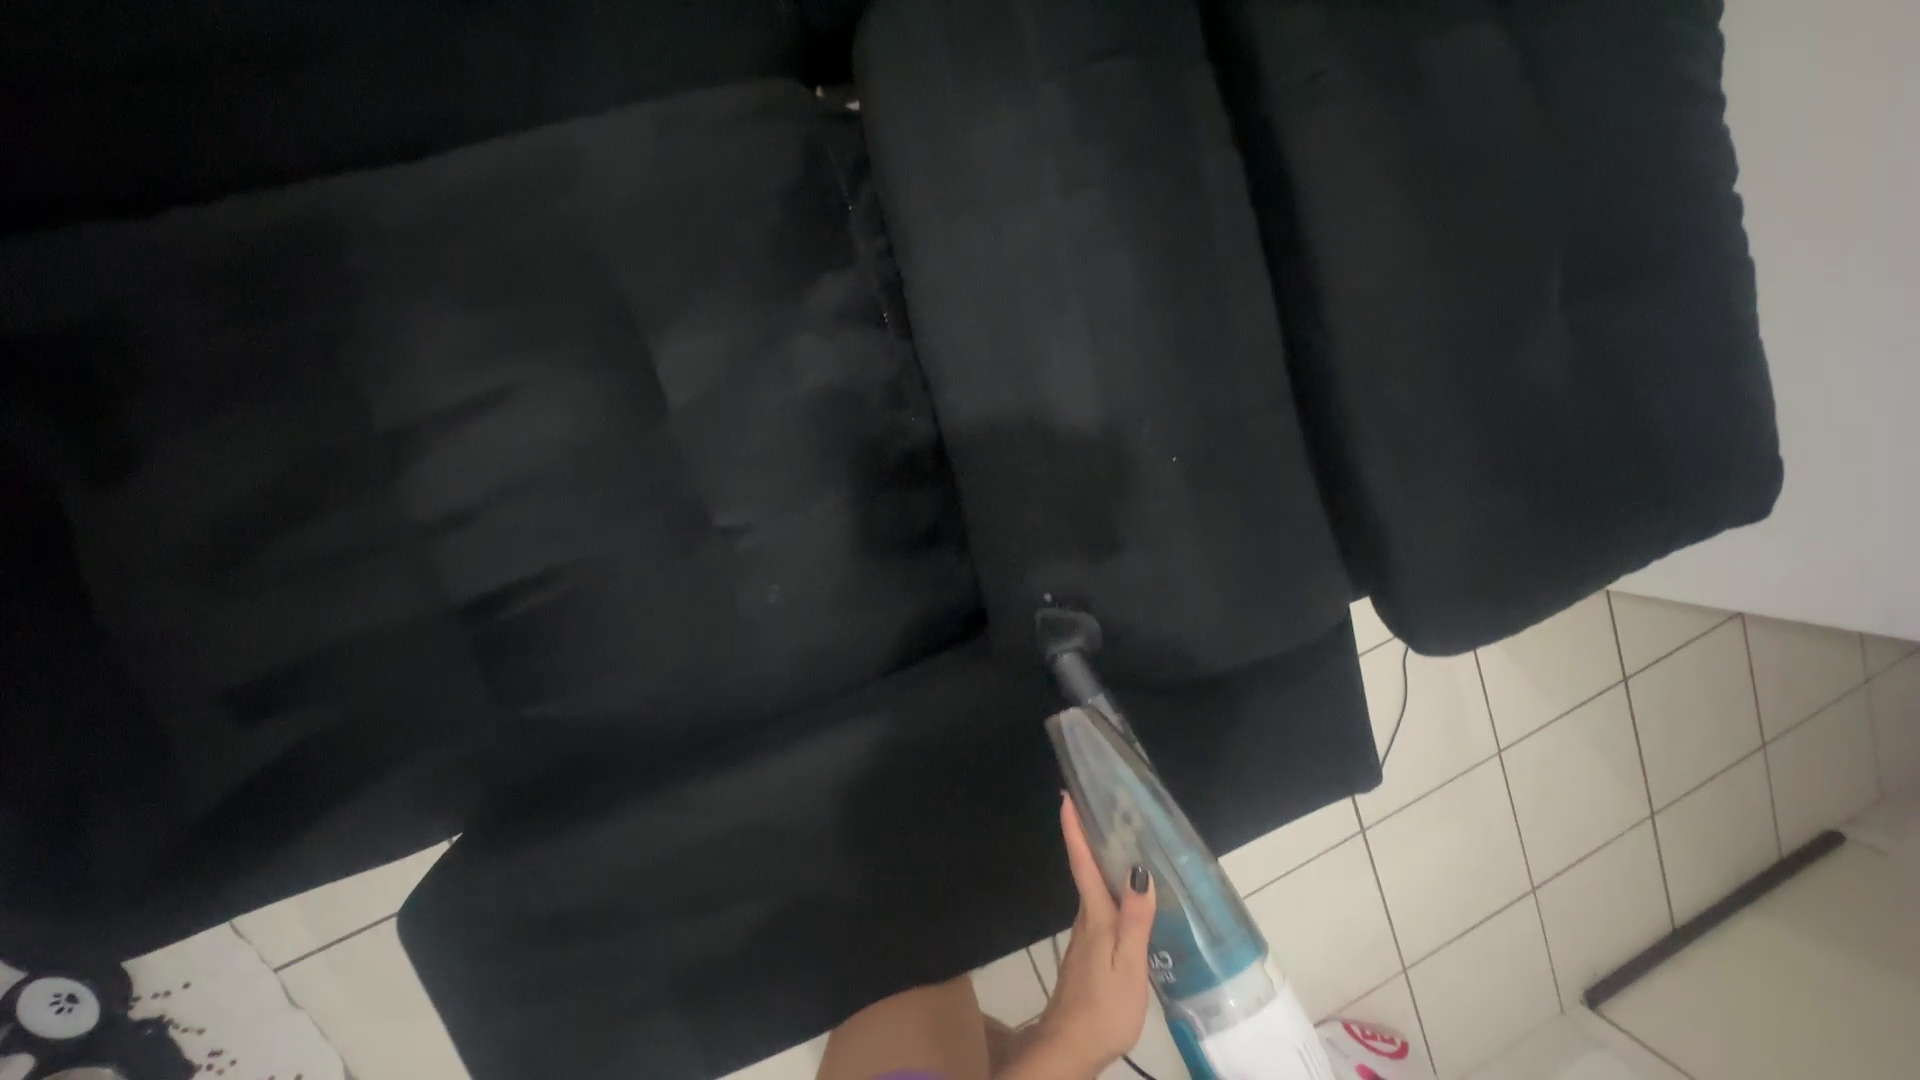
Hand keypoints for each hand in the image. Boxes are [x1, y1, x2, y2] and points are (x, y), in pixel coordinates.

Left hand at [1025, 794, 1157, 1077]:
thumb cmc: (1103, 1006)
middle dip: (1090, 837)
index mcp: (1096, 916)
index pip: (1082, 864)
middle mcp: (1087, 919)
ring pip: (1094, 891)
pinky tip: (1127, 899)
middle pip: (1086, 870)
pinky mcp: (1090, 954)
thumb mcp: (1129, 965)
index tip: (1066, 797)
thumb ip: (1135, 920)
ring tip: (1122, 843)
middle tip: (1102, 807)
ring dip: (1100, 863)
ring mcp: (1086, 938)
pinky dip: (1109, 892)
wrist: (1070, 1048)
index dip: (1073, 830)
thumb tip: (1139, 870)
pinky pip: (1101, 910)